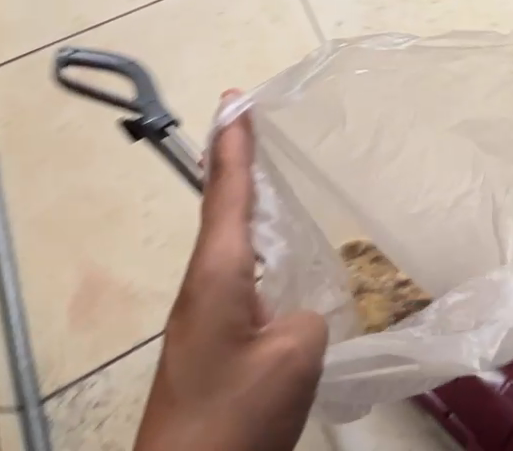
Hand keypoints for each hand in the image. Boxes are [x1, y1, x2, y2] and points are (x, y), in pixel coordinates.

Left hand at [135, 92, 327, 450]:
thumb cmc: (233, 414)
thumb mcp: (294, 355)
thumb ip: (308, 315)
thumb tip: (297, 315)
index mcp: (218, 274)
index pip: (228, 191)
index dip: (234, 143)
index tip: (235, 98)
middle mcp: (204, 285)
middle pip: (222, 209)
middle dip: (235, 163)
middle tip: (253, 122)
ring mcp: (205, 317)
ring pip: (229, 243)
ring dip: (245, 203)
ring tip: (273, 175)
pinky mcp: (213, 345)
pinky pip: (240, 275)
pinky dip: (257, 245)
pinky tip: (280, 259)